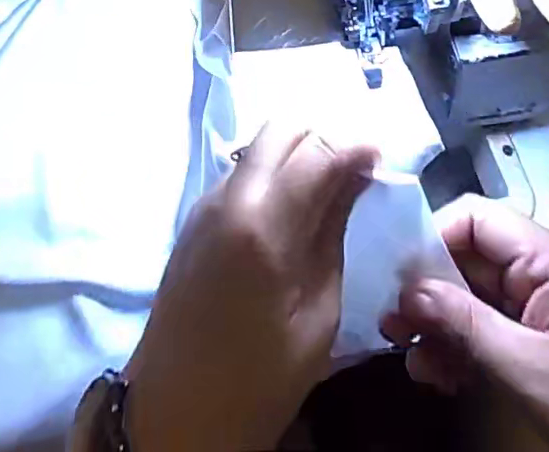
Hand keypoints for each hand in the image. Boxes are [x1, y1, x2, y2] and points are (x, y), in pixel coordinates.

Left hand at [127, 125, 376, 451]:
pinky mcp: (195, 218)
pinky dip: (276, 169)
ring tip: (328, 183)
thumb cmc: (257, 380)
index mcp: (264, 226)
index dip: (356, 147)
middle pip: (283, 129)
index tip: (379, 161)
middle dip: (325, 136)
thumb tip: (356, 177)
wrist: (169, 420)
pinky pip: (245, 169)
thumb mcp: (317, 313)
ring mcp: (206, 205)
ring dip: (299, 150)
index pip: (319, 151)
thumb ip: (333, 231)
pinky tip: (294, 202)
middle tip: (352, 168)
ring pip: (261, 144)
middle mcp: (230, 199)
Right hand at [380, 197, 548, 451]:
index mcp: (548, 257)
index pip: (478, 217)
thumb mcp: (529, 368)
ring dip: (441, 322)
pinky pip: (490, 325)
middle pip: (472, 256)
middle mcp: (542, 269)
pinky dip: (462, 345)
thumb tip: (409, 288)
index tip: (399, 277)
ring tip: (409, 355)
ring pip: (475, 294)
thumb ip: (467, 323)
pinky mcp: (541, 336)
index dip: (435, 236)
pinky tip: (438, 373)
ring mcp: (541, 303)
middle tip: (391, 324)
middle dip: (430, 288)